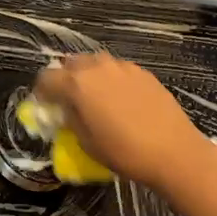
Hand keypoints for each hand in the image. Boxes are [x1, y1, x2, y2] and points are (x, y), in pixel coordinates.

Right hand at [31, 53, 216, 193]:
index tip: (45, 106)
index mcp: (76, 83)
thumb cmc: (124, 151)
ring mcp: (121, 66)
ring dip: (89, 77)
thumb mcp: (86, 143)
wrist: (175, 151)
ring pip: (95, 64)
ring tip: (97, 99)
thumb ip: (70, 120)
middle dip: (65, 79)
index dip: (41, 92)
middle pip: (70, 64)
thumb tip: (66, 111)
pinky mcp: (142, 71)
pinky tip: (122, 101)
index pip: (46, 78)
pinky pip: (117, 70)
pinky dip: (112, 80)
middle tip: (70, 101)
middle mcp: (96, 67)